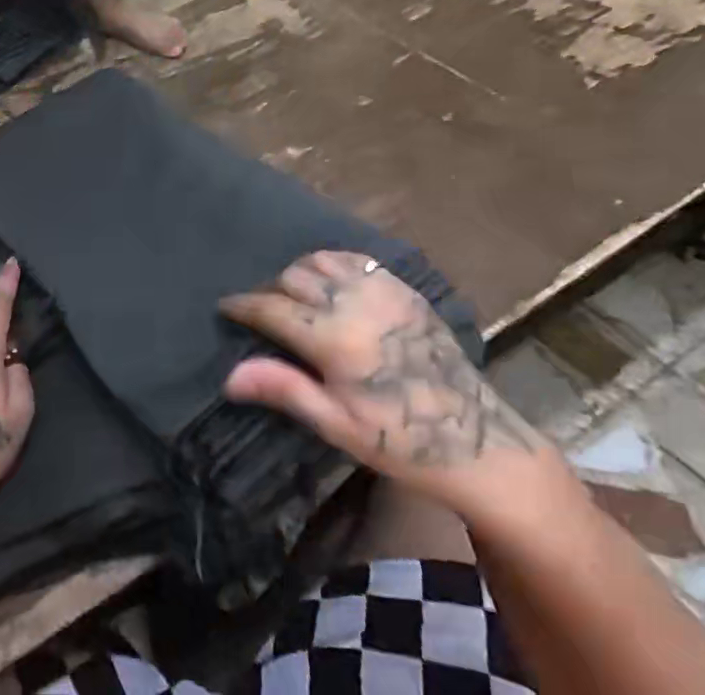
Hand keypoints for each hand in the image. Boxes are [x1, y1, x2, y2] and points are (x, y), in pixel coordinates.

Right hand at [219, 251, 541, 513]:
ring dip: (298, 274)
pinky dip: (331, 264)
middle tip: (261, 312)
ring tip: (292, 296)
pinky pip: (355, 260)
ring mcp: (385, 293)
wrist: (480, 443)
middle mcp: (356, 305)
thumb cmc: (400, 440)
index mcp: (335, 339)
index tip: (224, 308)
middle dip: (268, 291)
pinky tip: (328, 283)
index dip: (242, 306)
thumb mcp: (336, 425)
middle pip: (292, 278)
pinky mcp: (406, 292)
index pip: (271, 308)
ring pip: (321, 261)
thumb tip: (228, 376)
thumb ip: (283, 389)